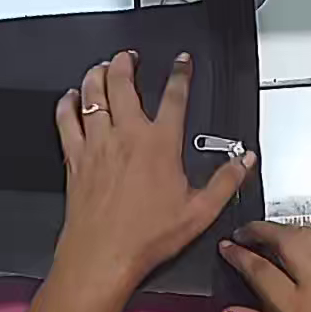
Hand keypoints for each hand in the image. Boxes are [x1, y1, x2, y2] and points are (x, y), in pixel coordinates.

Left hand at [51, 50, 254, 294]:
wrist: (103, 255)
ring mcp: (96, 144)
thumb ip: (225, 182)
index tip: (182, 62)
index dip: (180, 73)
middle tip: (130, 56)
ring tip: (103, 66)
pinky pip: (66, 119)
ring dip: (97, 74)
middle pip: (123, 83)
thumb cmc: (146, 237)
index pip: (174, 96)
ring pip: (92, 93)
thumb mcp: (199, 212)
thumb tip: (244, 162)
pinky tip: (70, 97)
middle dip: (127, 62)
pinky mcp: (75, 158)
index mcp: (159, 144)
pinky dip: (67, 103)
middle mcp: (125, 136)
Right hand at [217, 221, 310, 311]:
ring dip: (282, 229)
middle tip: (241, 233)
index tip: (224, 248)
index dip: (238, 255)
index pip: (261, 270)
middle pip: (286, 239)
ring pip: (308, 236)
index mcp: (301, 311)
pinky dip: (304, 238)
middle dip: (259, 229)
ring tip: (264, 235)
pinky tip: (295, 247)